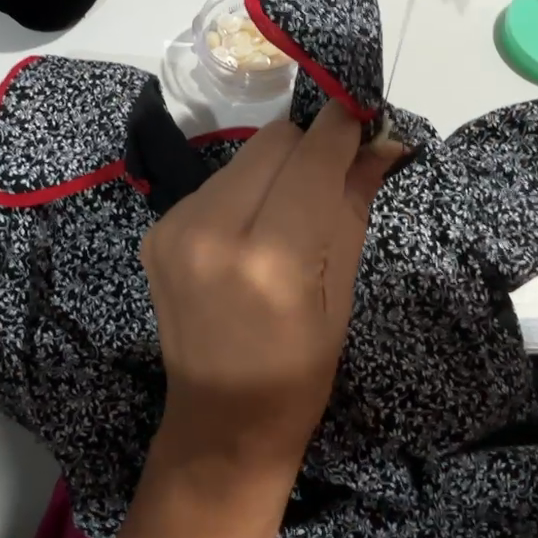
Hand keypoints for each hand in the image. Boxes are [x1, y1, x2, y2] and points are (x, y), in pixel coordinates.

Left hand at [141, 101, 404, 469]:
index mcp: (270, 256)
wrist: (220, 418)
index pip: (312, 157)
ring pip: (242, 157)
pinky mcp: (157, 230)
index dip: (342, 129)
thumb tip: (381, 143)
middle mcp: (214, 229)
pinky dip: (242, 193)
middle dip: (309, 147)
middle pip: (273, 141)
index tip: (362, 119)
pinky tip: (248, 233)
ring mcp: (176, 227)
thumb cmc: (299, 369)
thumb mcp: (341, 292)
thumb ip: (353, 204)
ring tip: (286, 214)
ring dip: (274, 170)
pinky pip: (214, 183)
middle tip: (330, 174)